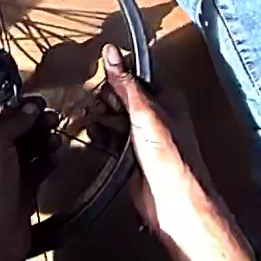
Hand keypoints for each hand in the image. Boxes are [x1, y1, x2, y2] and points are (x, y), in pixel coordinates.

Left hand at [0, 97, 54, 260]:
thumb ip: (13, 121)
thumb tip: (31, 107)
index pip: (0, 113)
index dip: (20, 107)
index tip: (40, 103)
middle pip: (18, 129)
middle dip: (36, 122)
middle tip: (54, 118)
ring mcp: (9, 171)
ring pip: (31, 146)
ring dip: (45, 139)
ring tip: (56, 139)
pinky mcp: (25, 187)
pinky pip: (39, 166)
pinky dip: (49, 159)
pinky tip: (57, 156)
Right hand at [103, 45, 260, 260]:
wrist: (176, 208)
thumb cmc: (171, 159)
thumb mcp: (145, 113)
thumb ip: (125, 83)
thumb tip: (111, 52)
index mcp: (166, 97)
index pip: (135, 74)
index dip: (117, 74)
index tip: (101, 74)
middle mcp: (155, 114)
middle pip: (121, 94)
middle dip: (104, 97)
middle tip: (92, 102)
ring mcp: (143, 135)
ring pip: (114, 115)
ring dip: (99, 115)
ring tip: (85, 116)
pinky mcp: (131, 155)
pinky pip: (110, 137)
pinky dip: (99, 134)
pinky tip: (90, 133)